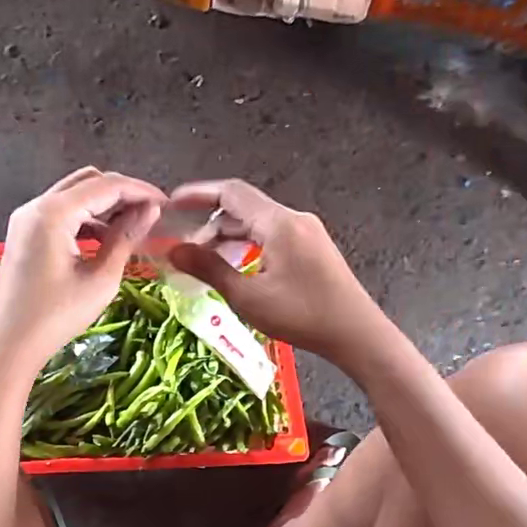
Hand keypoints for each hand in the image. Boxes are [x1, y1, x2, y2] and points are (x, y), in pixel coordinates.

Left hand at [0, 167, 164, 372]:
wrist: (10, 344)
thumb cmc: (56, 316)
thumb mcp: (100, 279)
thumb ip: (125, 238)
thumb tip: (150, 211)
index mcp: (53, 213)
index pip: (105, 185)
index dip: (140, 191)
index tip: (166, 205)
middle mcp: (36, 206)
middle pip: (87, 182)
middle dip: (122, 193)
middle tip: (151, 213)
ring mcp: (27, 219)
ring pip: (73, 195)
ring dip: (104, 206)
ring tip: (133, 227)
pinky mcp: (25, 234)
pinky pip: (60, 214)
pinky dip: (85, 218)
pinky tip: (106, 239)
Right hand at [165, 180, 384, 364]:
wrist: (356, 334)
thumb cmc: (302, 316)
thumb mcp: (248, 296)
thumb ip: (209, 269)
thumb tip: (174, 251)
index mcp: (278, 222)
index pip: (231, 193)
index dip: (197, 195)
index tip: (170, 205)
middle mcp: (294, 218)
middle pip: (243, 207)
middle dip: (208, 221)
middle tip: (180, 241)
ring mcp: (306, 232)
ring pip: (257, 223)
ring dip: (227, 236)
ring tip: (200, 257)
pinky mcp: (312, 248)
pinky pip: (272, 236)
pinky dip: (247, 244)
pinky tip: (233, 265)